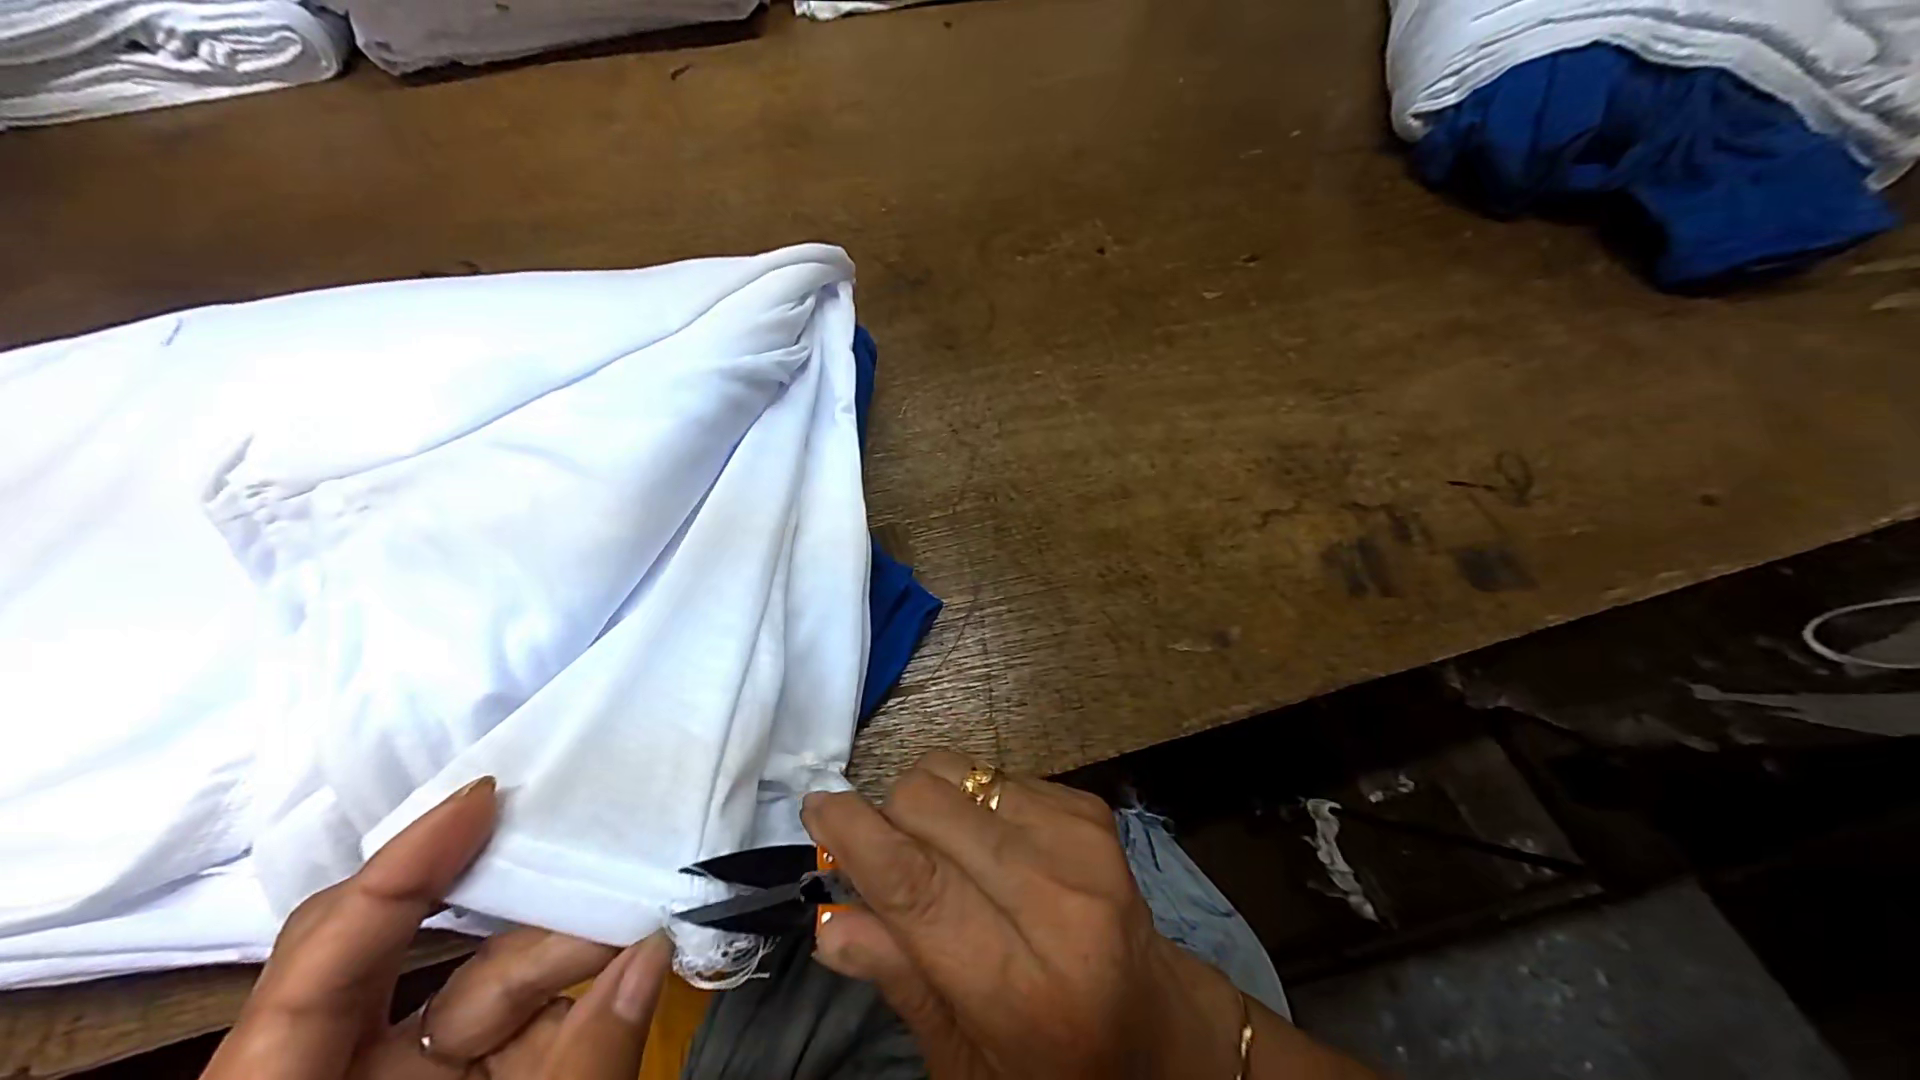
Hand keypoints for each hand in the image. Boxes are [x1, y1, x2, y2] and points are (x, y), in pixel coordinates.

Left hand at [202, 778, 672, 1079]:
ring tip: (645, 915)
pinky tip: (637, 951)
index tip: (484, 800)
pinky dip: (590, 983)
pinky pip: (536, 1012)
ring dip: (575, 944)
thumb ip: (578, 1071)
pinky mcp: (481, 1075)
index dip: (399, 871)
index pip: (324, 962)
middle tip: (601, 863)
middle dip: (516, 905)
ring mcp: (417, 1076)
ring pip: (495, 979)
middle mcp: (346, 1075)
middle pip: (414, 949)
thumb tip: (653, 952)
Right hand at [801, 751, 1375, 1078]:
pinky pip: (994, 770)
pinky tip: (994, 844)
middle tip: (889, 850)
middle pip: (932, 806)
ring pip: (958, 772)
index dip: (856, 836)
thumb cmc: (1054, 1063)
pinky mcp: (1091, 807)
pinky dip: (974, 799)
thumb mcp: (967, 1062)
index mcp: (1024, 987)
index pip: (917, 886)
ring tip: (947, 851)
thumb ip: (901, 980)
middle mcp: (1059, 900)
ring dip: (931, 802)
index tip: (816, 806)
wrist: (1160, 1022)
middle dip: (890, 815)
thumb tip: (829, 919)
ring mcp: (1083, 841)